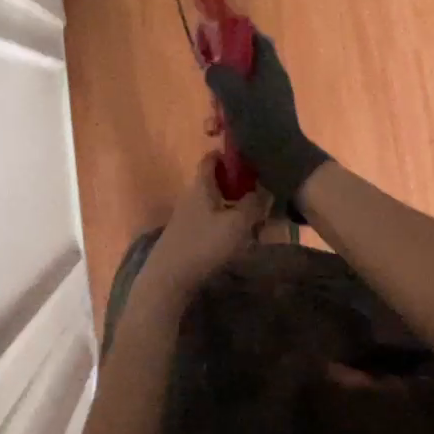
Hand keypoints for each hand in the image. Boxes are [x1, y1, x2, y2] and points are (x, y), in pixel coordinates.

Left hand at [138, 154, 271, 305]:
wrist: (169, 278)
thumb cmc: (204, 244)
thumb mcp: (237, 223)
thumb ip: (253, 204)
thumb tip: (264, 189)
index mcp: (202, 185)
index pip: (211, 158)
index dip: (228, 154)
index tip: (248, 158)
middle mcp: (191, 196)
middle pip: (215, 182)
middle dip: (237, 184)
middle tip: (260, 192)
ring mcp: (186, 217)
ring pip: (213, 203)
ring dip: (232, 206)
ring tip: (254, 218)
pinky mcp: (185, 236)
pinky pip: (209, 220)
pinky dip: (224, 223)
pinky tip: (237, 237)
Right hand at [204, 34, 332, 206]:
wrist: (282, 161)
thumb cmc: (258, 123)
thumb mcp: (233, 96)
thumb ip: (219, 76)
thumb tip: (212, 68)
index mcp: (270, 68)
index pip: (258, 39)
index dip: (240, 33)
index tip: (219, 34)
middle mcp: (275, 79)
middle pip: (252, 61)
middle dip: (231, 63)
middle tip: (212, 69)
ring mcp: (275, 98)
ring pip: (249, 82)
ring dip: (231, 87)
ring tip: (214, 98)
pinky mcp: (271, 116)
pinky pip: (251, 101)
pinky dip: (236, 104)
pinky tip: (222, 120)